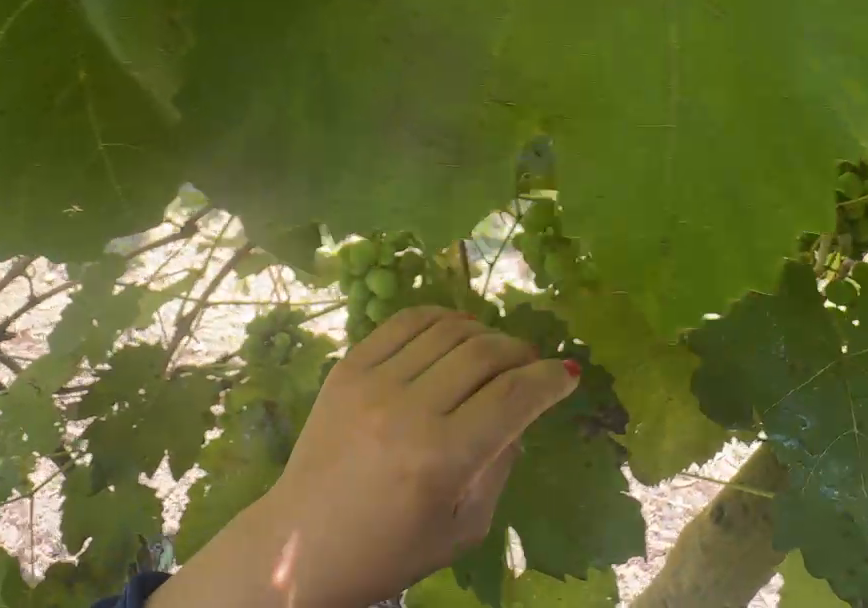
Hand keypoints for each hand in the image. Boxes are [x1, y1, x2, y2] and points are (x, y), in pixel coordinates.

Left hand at [150, 306, 579, 607]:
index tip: (566, 374)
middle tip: (531, 363)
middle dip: (521, 352)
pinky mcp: (347, 366)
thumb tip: (520, 410)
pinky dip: (440, 318)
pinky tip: (455, 330)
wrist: (301, 545)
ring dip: (483, 331)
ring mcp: (372, 381)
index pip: (512, 397)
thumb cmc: (389, 549)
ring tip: (494, 349)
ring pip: (447, 329)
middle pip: (483, 353)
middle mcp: (407, 408)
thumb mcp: (464, 524)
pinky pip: (404, 322)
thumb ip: (499, 462)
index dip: (549, 380)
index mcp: (441, 458)